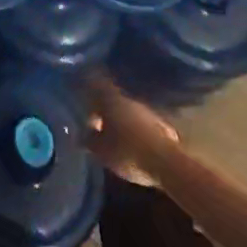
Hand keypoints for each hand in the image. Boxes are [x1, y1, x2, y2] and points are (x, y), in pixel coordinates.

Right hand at [83, 72, 177, 186]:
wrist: (166, 164)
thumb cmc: (127, 152)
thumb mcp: (101, 150)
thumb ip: (89, 139)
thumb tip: (81, 133)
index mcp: (111, 99)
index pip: (96, 83)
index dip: (87, 83)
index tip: (79, 86)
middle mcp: (128, 99)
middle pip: (111, 97)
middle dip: (102, 106)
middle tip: (92, 116)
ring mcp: (146, 111)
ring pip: (127, 110)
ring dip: (118, 118)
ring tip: (110, 131)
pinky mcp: (160, 126)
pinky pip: (140, 123)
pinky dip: (132, 128)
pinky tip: (130, 141)